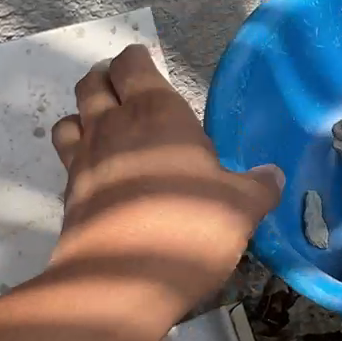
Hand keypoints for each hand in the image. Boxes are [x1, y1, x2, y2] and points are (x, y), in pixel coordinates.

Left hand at [47, 45, 283, 318]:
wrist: (124, 280)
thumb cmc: (190, 226)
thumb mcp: (242, 206)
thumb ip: (258, 186)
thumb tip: (273, 175)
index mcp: (158, 113)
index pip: (133, 65)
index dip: (137, 60)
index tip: (147, 64)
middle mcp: (113, 125)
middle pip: (93, 83)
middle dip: (107, 79)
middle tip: (125, 89)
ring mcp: (85, 159)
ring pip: (71, 116)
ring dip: (85, 113)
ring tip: (106, 126)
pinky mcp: (70, 194)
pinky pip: (69, 158)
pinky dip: (80, 154)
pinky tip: (103, 173)